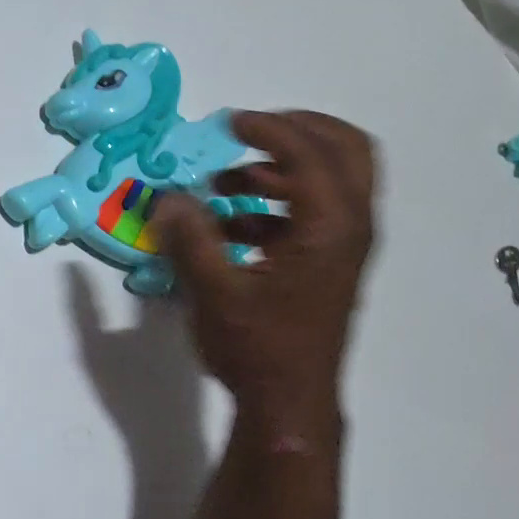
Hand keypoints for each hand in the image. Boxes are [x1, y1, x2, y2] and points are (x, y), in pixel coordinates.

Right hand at [155, 111, 378, 427]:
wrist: (287, 396)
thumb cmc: (254, 345)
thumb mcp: (213, 293)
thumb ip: (189, 241)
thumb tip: (168, 199)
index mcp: (330, 224)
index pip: (309, 154)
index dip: (269, 130)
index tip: (228, 122)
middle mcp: (350, 225)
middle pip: (343, 153)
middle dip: (295, 135)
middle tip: (247, 133)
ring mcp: (343, 247)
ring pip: (329, 184)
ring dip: (281, 172)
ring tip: (226, 184)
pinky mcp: (327, 266)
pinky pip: (311, 216)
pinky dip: (275, 206)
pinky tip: (229, 228)